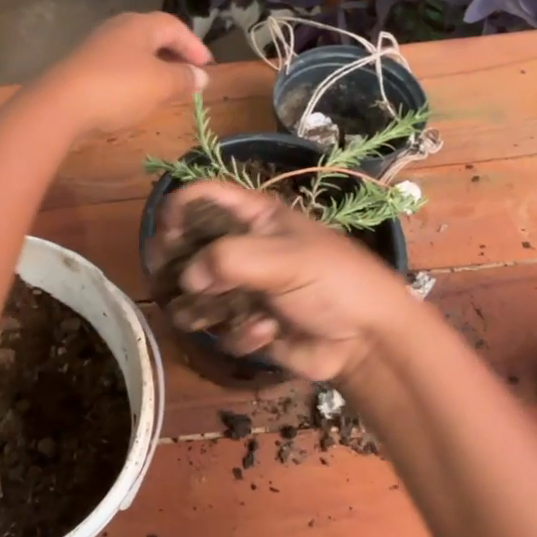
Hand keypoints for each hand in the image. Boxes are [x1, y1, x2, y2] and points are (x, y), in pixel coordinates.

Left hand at [28, 12, 210, 136]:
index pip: (175, 27)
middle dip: (174, 55)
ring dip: (154, 68)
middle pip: (153, 36)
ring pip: (135, 52)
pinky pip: (118, 67)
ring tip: (166, 89)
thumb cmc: (119, 88)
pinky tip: (135, 97)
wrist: (61, 104)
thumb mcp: (160, 84)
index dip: (194, 46)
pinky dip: (134, 78)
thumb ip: (183, 78)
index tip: (207, 67)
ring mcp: (97, 46)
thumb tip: (201, 76)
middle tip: (188, 76)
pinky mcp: (83, 66)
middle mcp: (118, 28)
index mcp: (140, 25)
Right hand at [153, 181, 423, 380]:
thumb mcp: (285, 258)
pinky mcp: (246, 326)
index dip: (179, 208)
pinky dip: (241, 333)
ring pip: (194, 295)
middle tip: (183, 280)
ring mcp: (242, 289)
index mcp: (254, 218)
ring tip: (216, 314)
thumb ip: (229, 259)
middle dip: (179, 267)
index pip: (203, 196)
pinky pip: (222, 329)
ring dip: (202, 308)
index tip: (167, 232)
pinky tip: (267, 333)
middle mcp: (242, 249)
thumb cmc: (333, 281)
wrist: (368, 341)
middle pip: (187, 248)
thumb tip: (186, 277)